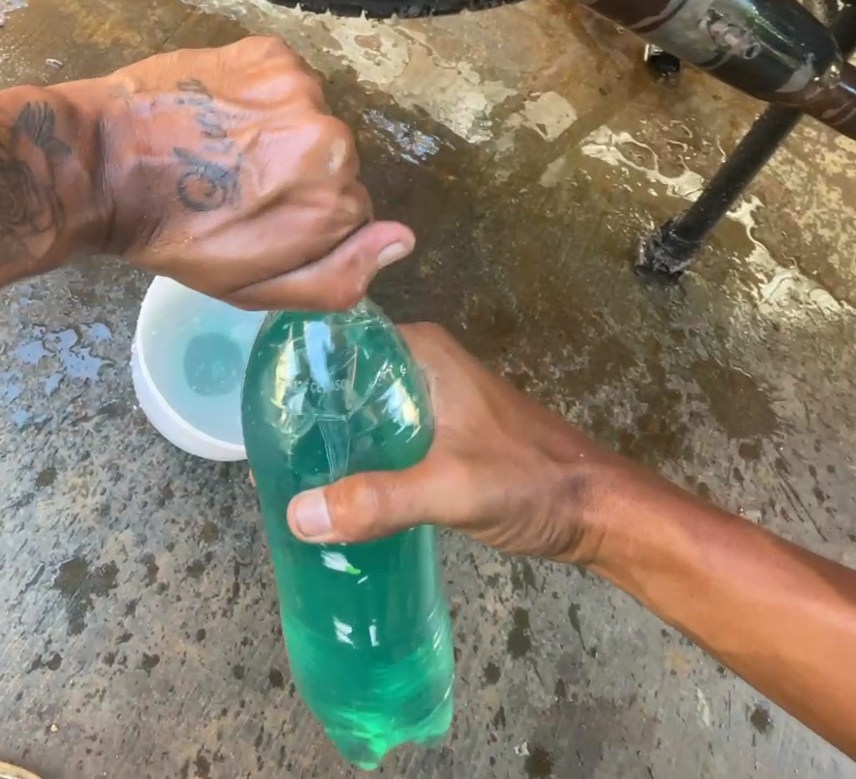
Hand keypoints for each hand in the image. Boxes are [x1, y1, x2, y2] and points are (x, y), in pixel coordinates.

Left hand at [79, 36, 413, 309]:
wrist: (105, 164)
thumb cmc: (176, 237)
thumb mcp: (253, 287)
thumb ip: (336, 277)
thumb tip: (403, 240)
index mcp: (334, 200)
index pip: (351, 213)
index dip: (304, 223)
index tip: (257, 223)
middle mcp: (331, 136)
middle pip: (335, 163)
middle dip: (296, 178)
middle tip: (235, 189)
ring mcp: (300, 85)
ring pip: (312, 120)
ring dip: (279, 134)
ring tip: (222, 151)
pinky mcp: (269, 50)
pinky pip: (286, 82)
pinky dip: (261, 98)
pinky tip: (220, 116)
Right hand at [284, 323, 641, 563]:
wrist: (597, 512)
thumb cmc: (530, 479)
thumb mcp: (450, 487)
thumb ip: (377, 500)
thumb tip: (297, 515)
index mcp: (419, 350)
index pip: (338, 340)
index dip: (296, 365)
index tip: (258, 398)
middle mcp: (419, 364)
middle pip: (343, 377)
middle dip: (305, 408)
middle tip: (265, 443)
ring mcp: (429, 398)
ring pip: (360, 407)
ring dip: (330, 435)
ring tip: (286, 466)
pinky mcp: (437, 432)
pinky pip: (379, 433)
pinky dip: (355, 453)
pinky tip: (332, 484)